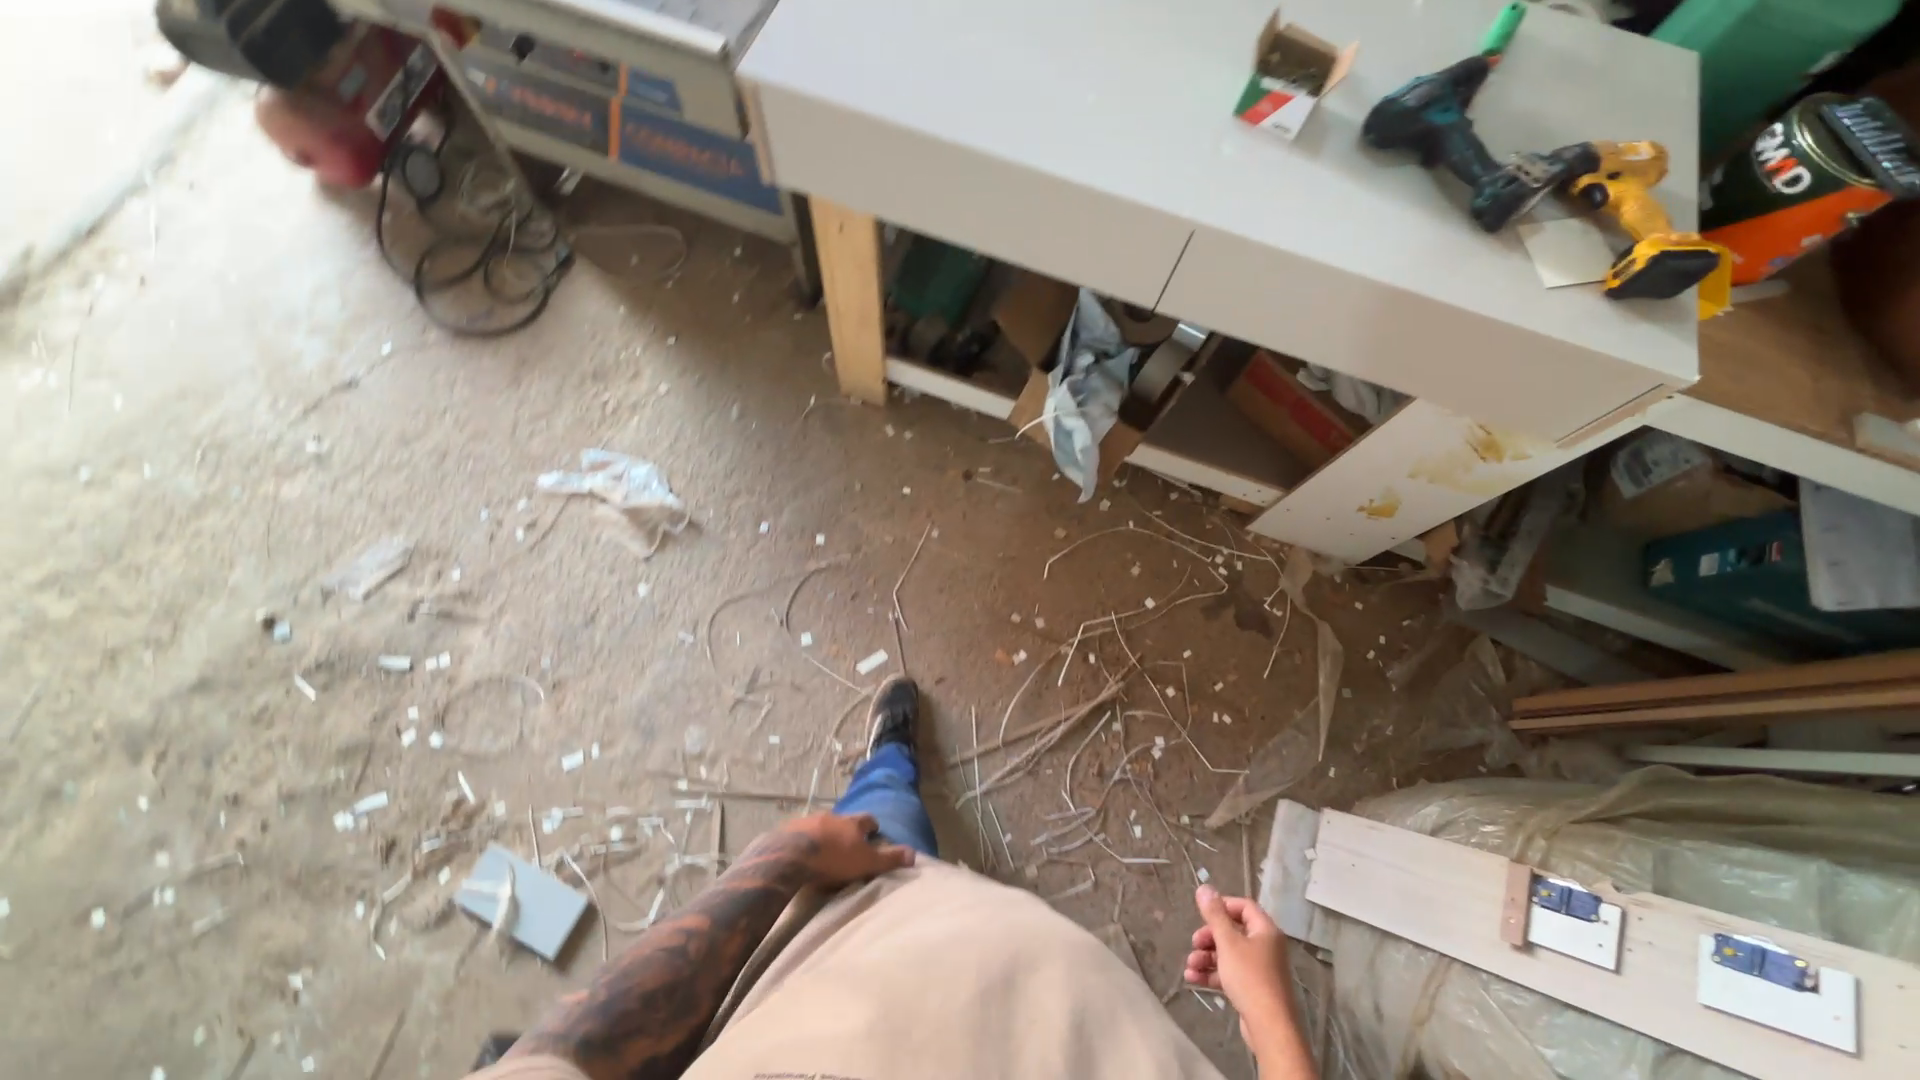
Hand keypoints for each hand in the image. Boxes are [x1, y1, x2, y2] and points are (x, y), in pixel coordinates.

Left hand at [773, 812, 914, 886]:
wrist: (791, 856)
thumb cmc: (834, 859)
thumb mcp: (866, 862)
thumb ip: (889, 858)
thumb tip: (914, 853)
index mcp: (852, 823)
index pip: (868, 819)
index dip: (872, 827)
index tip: (874, 835)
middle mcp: (832, 816)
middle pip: (844, 821)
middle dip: (847, 831)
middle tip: (849, 846)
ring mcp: (808, 821)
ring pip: (822, 826)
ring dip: (825, 836)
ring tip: (826, 852)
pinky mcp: (789, 830)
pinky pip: (801, 834)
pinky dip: (805, 842)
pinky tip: (804, 854)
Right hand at [1186, 885, 1293, 1045]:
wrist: (1269, 1026)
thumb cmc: (1250, 977)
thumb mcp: (1228, 942)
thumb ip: (1214, 915)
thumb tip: (1204, 887)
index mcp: (1265, 931)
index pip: (1244, 906)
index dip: (1222, 906)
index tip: (1203, 913)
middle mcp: (1265, 946)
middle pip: (1233, 931)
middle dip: (1209, 937)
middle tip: (1195, 943)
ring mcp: (1259, 968)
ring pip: (1228, 954)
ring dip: (1206, 957)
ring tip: (1190, 966)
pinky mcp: (1252, 988)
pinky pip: (1230, 973)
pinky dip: (1212, 974)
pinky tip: (1193, 979)